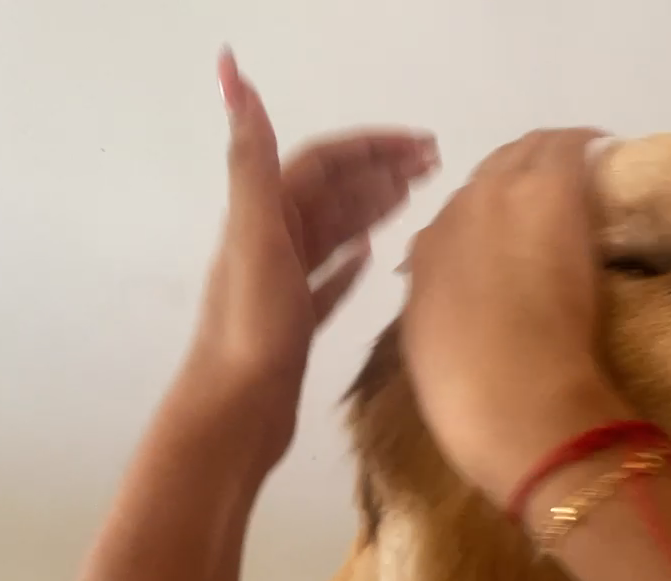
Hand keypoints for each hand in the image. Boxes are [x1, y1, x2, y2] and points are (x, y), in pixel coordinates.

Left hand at [188, 49, 437, 459]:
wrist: (237, 410)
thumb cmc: (251, 331)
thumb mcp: (255, 240)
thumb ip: (252, 164)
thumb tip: (237, 81)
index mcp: (265, 216)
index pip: (324, 163)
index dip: (372, 148)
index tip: (422, 146)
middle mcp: (274, 241)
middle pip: (333, 192)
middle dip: (381, 172)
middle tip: (433, 167)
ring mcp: (285, 283)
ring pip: (335, 232)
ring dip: (371, 208)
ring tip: (412, 198)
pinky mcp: (297, 321)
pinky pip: (329, 279)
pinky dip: (351, 262)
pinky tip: (370, 257)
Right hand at [400, 128, 629, 501]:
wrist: (513, 403)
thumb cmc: (476, 399)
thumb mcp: (442, 356)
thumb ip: (450, 312)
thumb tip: (468, 297)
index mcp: (428, 257)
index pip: (462, 217)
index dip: (497, 225)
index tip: (528, 241)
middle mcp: (458, 214)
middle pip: (496, 172)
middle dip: (527, 180)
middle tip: (564, 206)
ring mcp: (503, 198)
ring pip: (531, 153)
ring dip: (558, 166)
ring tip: (591, 184)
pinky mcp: (555, 193)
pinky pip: (577, 150)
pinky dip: (593, 153)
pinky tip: (615, 162)